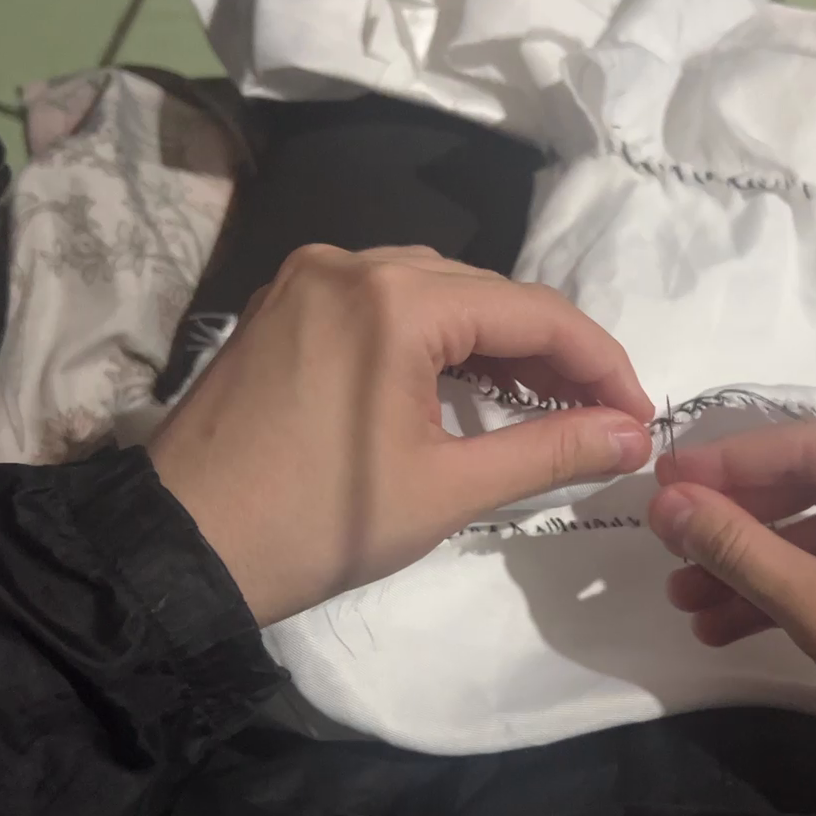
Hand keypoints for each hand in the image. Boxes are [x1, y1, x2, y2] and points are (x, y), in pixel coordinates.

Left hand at [150, 245, 653, 626]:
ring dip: (498, 345)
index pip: (533, 313)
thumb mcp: (446, 490)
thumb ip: (550, 450)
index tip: (637, 415)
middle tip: (597, 416)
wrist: (178, 552)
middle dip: (553, 355)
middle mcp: (353, 263)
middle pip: (488, 296)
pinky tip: (465, 382)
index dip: (600, 362)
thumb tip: (632, 434)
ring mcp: (312, 278)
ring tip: (543, 402)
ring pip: (439, 296)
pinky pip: (388, 306)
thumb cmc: (317, 527)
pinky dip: (439, 341)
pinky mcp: (288, 304)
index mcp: (395, 299)